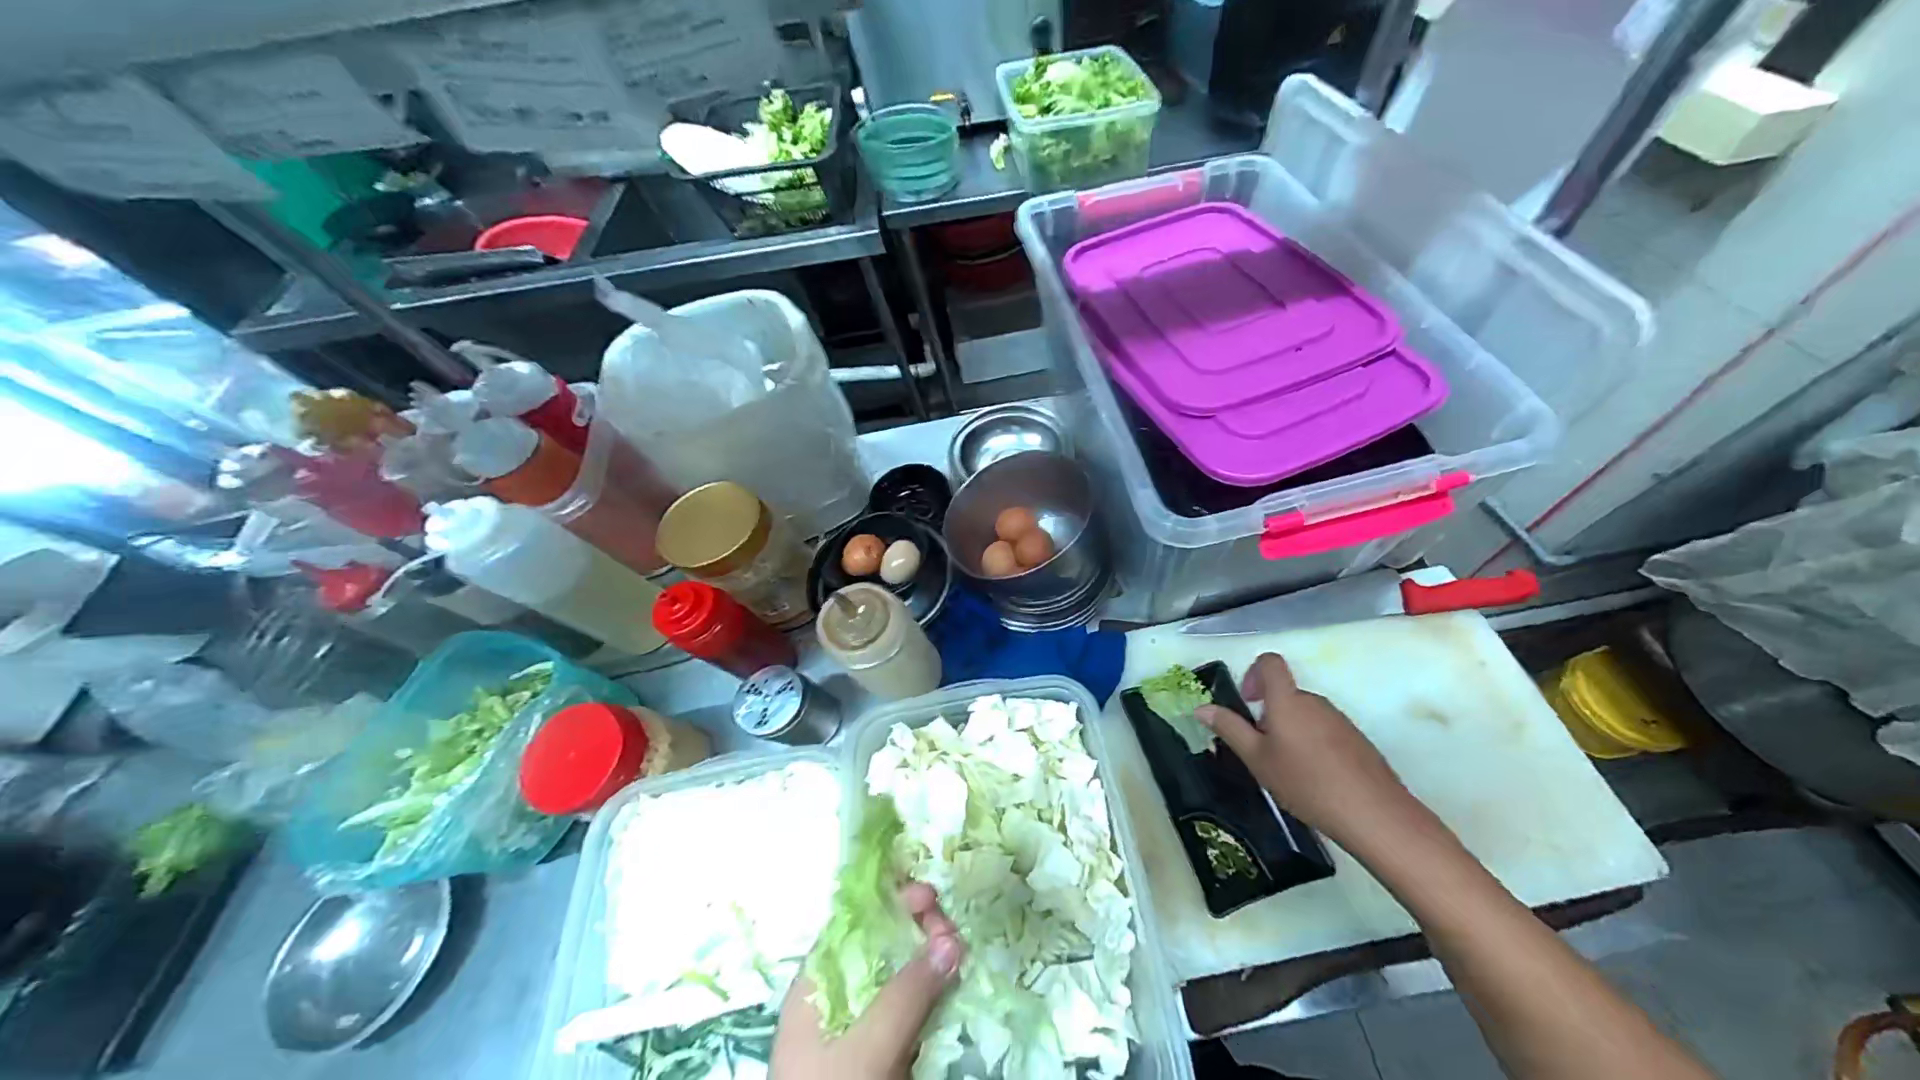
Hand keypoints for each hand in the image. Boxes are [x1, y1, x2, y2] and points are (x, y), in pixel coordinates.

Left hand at [772, 883, 963, 1079]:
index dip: (890, 902)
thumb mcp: (869, 1047)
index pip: (853, 922)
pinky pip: (906, 1013)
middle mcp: (833, 998)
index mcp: (816, 984)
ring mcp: (856, 1029)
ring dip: (928, 962)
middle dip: (916, 931)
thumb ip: (908, 992)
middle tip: (952, 934)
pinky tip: (950, 990)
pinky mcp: (877, 1056)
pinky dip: (929, 997)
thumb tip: (951, 940)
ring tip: (958, 955)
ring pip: (896, 979)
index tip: (929, 896)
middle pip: (879, 946)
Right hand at [1195, 652, 1417, 844]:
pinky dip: (1312, 744)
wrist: (1374, 814)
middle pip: (1286, 693)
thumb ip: (1229, 728)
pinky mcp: (1357, 740)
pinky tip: (1314, 779)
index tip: (1247, 702)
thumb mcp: (1257, 759)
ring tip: (1287, 770)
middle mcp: (1315, 702)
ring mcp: (1340, 720)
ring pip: (1304, 714)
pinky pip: (1324, 730)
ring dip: (1289, 730)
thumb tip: (1202, 707)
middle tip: (1260, 750)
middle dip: (1268, 713)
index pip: (1269, 663)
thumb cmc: (1306, 782)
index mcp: (1287, 700)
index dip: (1253, 673)